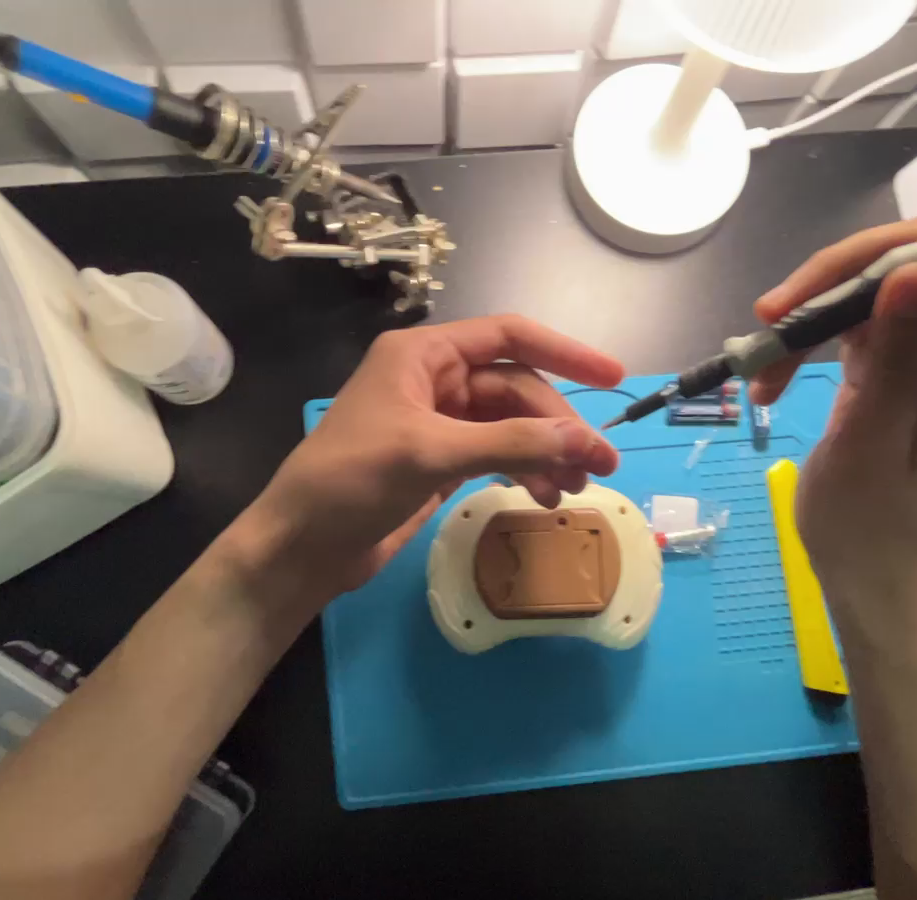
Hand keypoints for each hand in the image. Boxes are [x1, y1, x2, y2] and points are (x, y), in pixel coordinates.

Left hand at [241, 315, 622, 596]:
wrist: (303, 545)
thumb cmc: (352, 482)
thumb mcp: (431, 453)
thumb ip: (510, 442)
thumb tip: (583, 438)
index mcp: (423, 355)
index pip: (508, 337)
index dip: (564, 352)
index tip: (613, 377)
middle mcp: (434, 381)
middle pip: (516, 390)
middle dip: (557, 425)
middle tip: (597, 467)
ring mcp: (438, 424)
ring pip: (510, 426)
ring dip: (545, 453)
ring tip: (573, 491)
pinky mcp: (440, 463)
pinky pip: (496, 455)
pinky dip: (522, 471)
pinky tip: (542, 495)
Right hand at [752, 140, 916, 603]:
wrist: (852, 562)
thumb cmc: (867, 526)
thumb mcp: (871, 450)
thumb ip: (899, 365)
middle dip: (857, 268)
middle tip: (781, 308)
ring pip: (893, 277)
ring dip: (819, 304)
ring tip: (765, 357)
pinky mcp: (899, 355)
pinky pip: (860, 312)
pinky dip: (810, 335)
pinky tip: (772, 377)